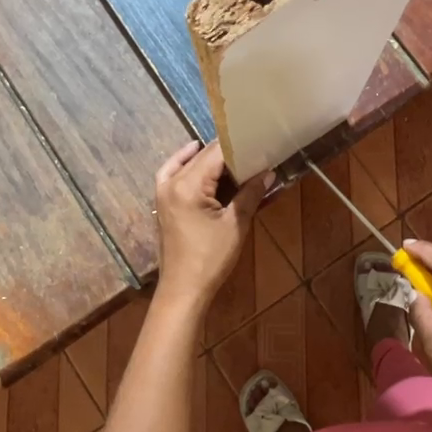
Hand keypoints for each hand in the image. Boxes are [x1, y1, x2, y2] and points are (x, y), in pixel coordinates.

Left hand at [154, 141, 270, 307]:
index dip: (238, 146)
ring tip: (234, 158)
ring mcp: (163, 191)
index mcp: (188, 185)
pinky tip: (196, 157)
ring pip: (187, 163)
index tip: (259, 143)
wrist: (183, 288)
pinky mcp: (162, 202)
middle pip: (201, 156)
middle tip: (253, 152)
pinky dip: (184, 162)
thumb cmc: (211, 258)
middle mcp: (171, 182)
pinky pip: (171, 172)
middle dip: (226, 153)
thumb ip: (251, 194)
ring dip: (208, 158)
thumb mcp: (236, 224)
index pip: (215, 153)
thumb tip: (269, 173)